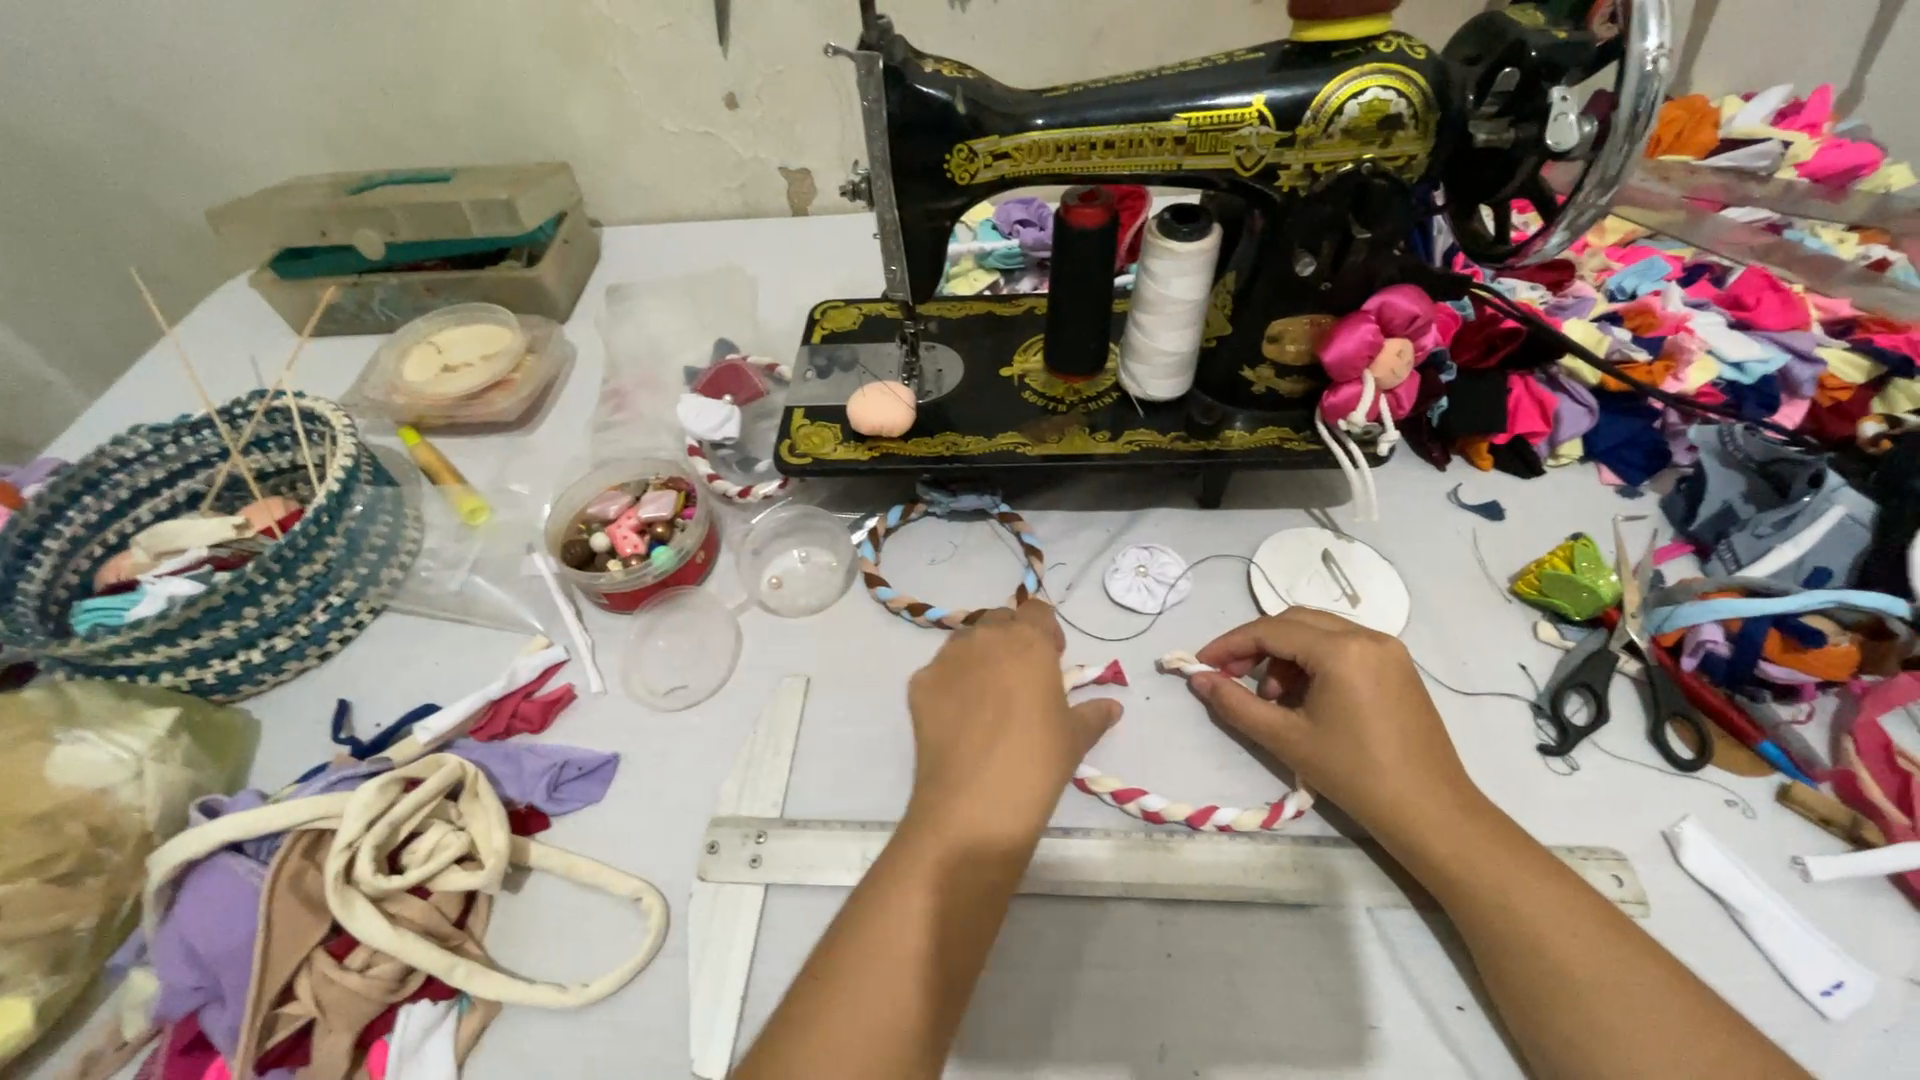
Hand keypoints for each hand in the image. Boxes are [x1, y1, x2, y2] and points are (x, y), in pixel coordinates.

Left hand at [904, 600, 1121, 846]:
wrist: (972, 804)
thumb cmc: (1036, 763)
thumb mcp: (1074, 738)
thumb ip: (1093, 714)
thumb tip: (1111, 707)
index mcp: (1027, 642)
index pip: (1037, 610)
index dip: (1047, 631)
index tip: (1053, 659)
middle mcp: (984, 639)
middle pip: (999, 621)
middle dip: (1011, 640)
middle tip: (1022, 679)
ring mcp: (945, 659)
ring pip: (965, 643)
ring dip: (979, 657)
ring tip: (989, 699)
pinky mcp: (918, 685)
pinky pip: (938, 672)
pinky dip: (950, 684)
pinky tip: (959, 720)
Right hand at [1187, 608, 1484, 844]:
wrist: (1429, 810)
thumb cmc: (1354, 774)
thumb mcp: (1285, 739)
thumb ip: (1235, 703)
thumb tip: (1197, 678)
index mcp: (1342, 650)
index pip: (1271, 630)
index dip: (1230, 644)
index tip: (1201, 664)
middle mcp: (1368, 636)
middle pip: (1294, 622)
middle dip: (1256, 645)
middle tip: (1229, 676)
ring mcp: (1388, 649)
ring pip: (1318, 632)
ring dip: (1284, 655)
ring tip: (1271, 698)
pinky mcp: (1397, 666)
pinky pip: (1342, 647)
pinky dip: (1312, 662)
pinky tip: (1303, 698)